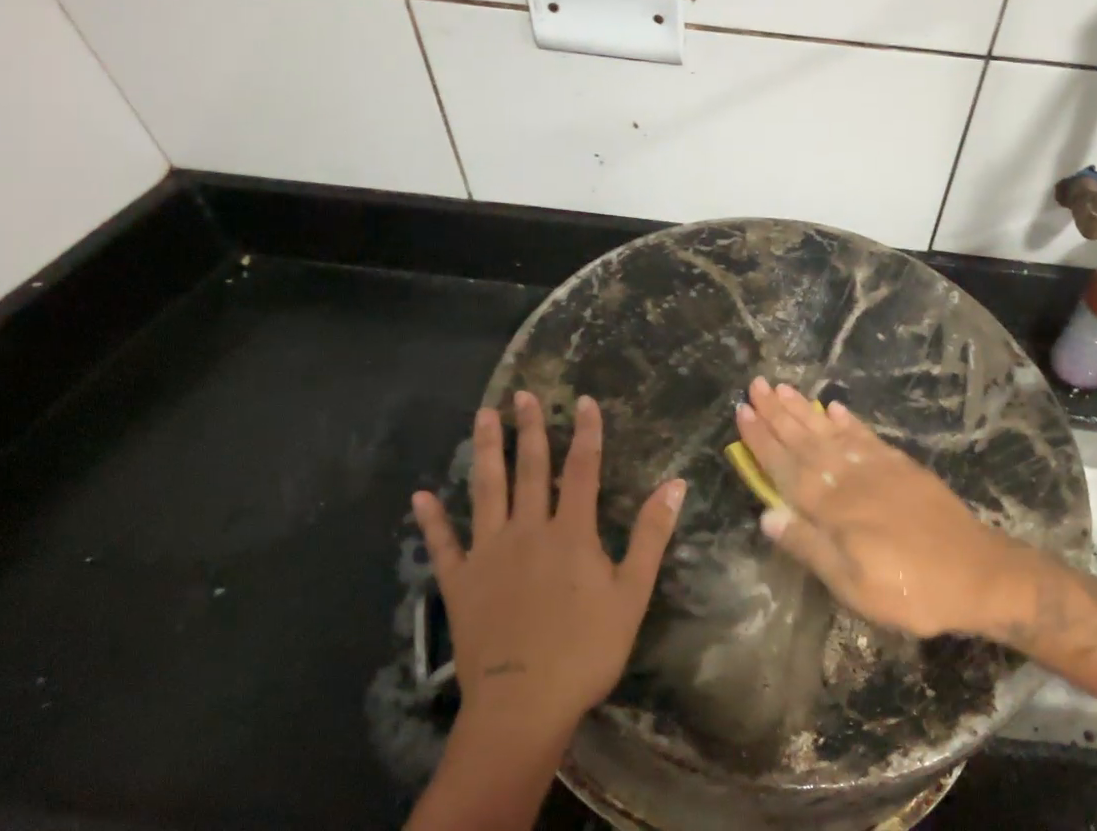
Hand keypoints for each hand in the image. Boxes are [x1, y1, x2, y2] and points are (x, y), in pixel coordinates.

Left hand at [412, 391, 685, 732]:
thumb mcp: (632, 593)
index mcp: (571, 533)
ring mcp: (488, 553)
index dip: (585, 433)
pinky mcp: (459, 582)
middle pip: (530, 470)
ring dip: (484, 452)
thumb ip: (651, 535)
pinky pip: (443, 544)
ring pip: (486, 491)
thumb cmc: (586, 649)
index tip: (583, 400)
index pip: (582, 470)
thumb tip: (675, 484)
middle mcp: (527, 530)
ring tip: (482, 417)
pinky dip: (432, 520)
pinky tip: (421, 496)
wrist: (524, 702)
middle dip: (529, 430)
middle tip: (522, 395)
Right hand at [732, 377, 1012, 637]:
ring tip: (783, 387)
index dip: (762, 441)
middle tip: (756, 384)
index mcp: (834, 509)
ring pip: (833, 432)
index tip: (741, 412)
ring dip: (806, 410)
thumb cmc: (911, 590)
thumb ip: (810, 546)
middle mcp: (852, 479)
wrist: (979, 575)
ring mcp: (880, 469)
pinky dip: (848, 422)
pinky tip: (836, 408)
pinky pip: (868, 437)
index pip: (787, 468)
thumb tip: (766, 513)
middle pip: (807, 441)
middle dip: (778, 414)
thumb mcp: (853, 585)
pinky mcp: (904, 468)